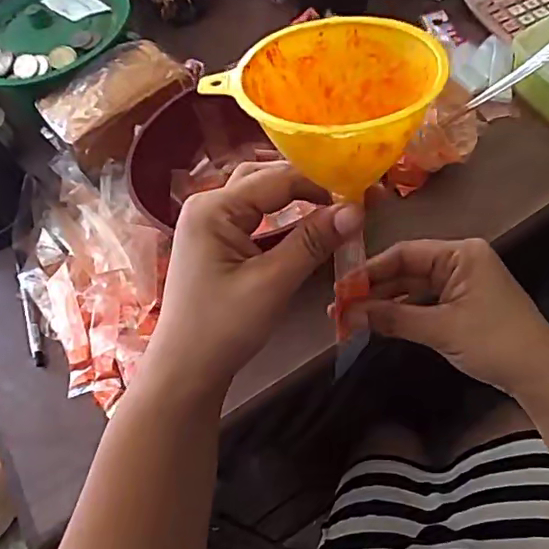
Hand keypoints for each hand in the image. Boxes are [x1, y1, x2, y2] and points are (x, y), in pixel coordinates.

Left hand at [150, 162, 362, 392]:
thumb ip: (312, 242)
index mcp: (212, 208)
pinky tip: (307, 226)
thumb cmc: (222, 328)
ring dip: (295, 200)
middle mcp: (206, 207)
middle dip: (308, 184)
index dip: (321, 181)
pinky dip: (281, 221)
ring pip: (259, 199)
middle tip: (350, 193)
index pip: (276, 178)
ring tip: (335, 204)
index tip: (362, 190)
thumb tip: (355, 210)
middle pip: (265, 179)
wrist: (186, 370)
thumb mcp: (272, 283)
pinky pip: (253, 221)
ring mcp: (208, 226)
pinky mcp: (215, 246)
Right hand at [346, 238, 548, 395]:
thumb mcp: (440, 329)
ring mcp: (463, 283)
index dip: (369, 271)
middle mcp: (461, 261)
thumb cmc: (494, 342)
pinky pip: (424, 303)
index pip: (404, 254)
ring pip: (413, 288)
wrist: (540, 373)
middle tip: (338, 308)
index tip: (340, 290)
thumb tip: (347, 315)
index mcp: (461, 254)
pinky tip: (377, 323)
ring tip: (350, 318)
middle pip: (406, 270)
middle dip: (373, 290)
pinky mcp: (463, 304)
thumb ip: (392, 318)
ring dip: (384, 304)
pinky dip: (402, 313)